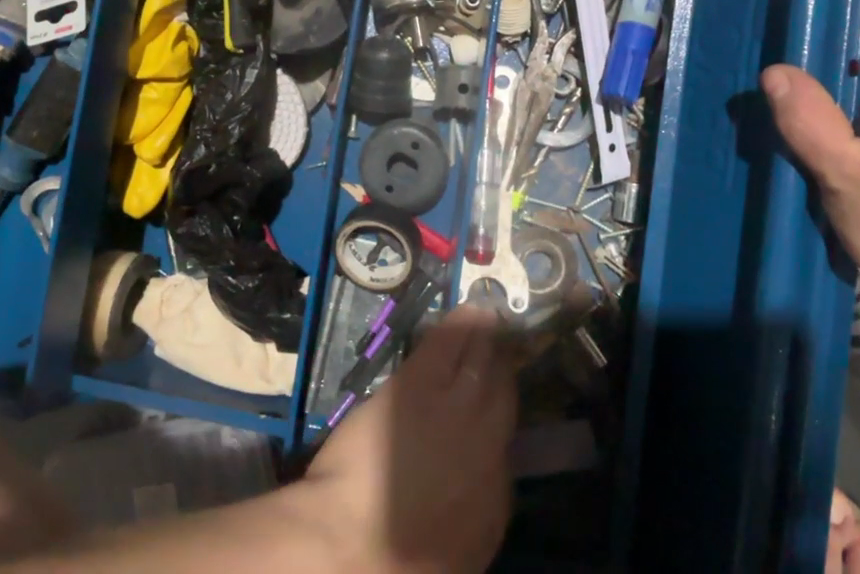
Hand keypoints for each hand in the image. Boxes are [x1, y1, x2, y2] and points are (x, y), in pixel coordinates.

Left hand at [301, 306, 517, 573]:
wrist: (353, 547)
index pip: (506, 444)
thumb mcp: (455, 550)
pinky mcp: (418, 386)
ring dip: (487, 337)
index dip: (499, 415)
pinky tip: (470, 311)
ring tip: (490, 316)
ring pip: (480, 362)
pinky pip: (449, 346)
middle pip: (502, 394)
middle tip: (504, 343)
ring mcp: (455, 409)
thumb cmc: (397, 560)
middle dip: (503, 366)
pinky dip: (461, 325)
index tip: (498, 397)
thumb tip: (477, 485)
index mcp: (494, 497)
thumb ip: (474, 512)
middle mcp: (486, 445)